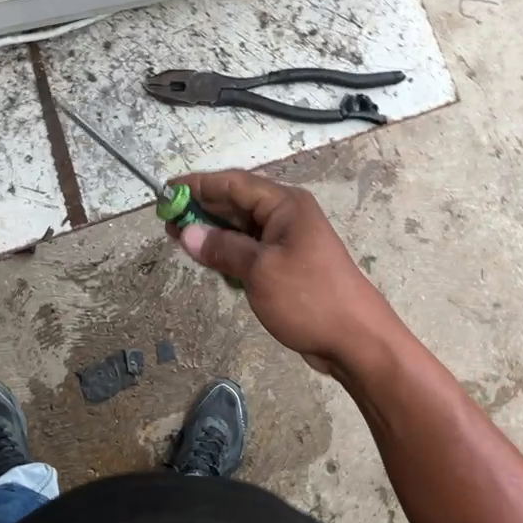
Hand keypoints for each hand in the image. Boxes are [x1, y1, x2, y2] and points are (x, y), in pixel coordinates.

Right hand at [168, 170, 401, 374]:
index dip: (198, 185)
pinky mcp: (288, 265)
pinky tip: (212, 263)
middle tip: (167, 219)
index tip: (166, 190)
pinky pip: (252, 249)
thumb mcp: (260, 271)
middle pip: (237, 202)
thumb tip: (187, 233)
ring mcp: (289, 240)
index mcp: (285, 204)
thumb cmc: (309, 298)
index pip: (234, 183)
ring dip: (214, 233)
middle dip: (202, 209)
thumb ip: (223, 249)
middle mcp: (287, 215)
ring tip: (181, 240)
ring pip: (243, 228)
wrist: (356, 339)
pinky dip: (231, 253)